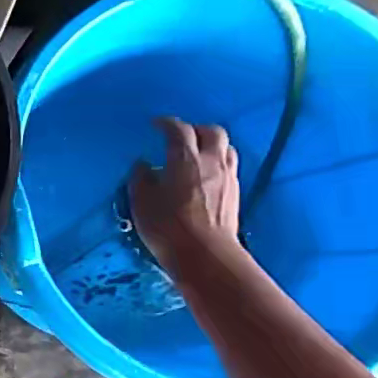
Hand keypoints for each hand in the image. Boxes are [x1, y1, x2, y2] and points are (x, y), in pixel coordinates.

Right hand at [130, 117, 240, 272]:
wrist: (205, 254)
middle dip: (194, 128)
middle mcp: (211, 161)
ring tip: (194, 153)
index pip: (178, 130)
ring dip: (209, 143)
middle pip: (211, 131)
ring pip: (225, 146)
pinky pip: (228, 164)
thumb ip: (141, 179)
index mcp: (186, 160)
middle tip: (178, 136)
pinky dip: (215, 160)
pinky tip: (204, 174)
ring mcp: (228, 176)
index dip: (166, 123)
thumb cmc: (167, 227)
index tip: (156, 124)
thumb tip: (144, 165)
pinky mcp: (235, 192)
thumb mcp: (142, 202)